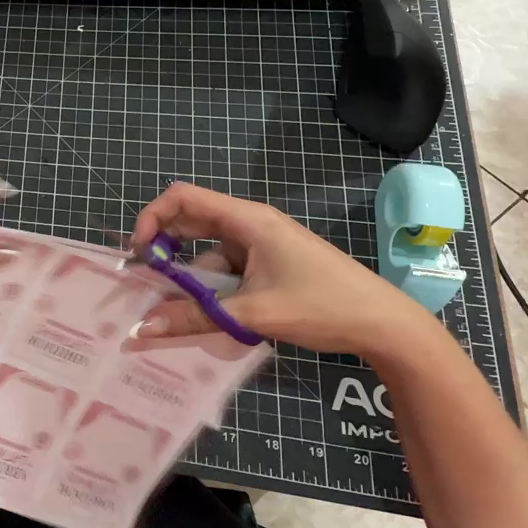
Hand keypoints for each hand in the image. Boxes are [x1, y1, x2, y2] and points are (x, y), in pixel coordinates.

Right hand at [125, 183, 440, 361]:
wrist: (387, 327)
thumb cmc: (322, 307)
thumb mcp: (252, 314)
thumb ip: (194, 318)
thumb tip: (140, 330)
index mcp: (247, 220)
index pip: (182, 198)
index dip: (152, 217)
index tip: (140, 253)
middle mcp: (250, 224)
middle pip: (190, 222)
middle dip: (164, 249)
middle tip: (147, 282)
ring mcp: (261, 245)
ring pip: (207, 251)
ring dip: (189, 277)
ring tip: (176, 311)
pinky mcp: (269, 265)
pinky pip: (226, 269)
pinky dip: (210, 288)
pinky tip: (208, 315)